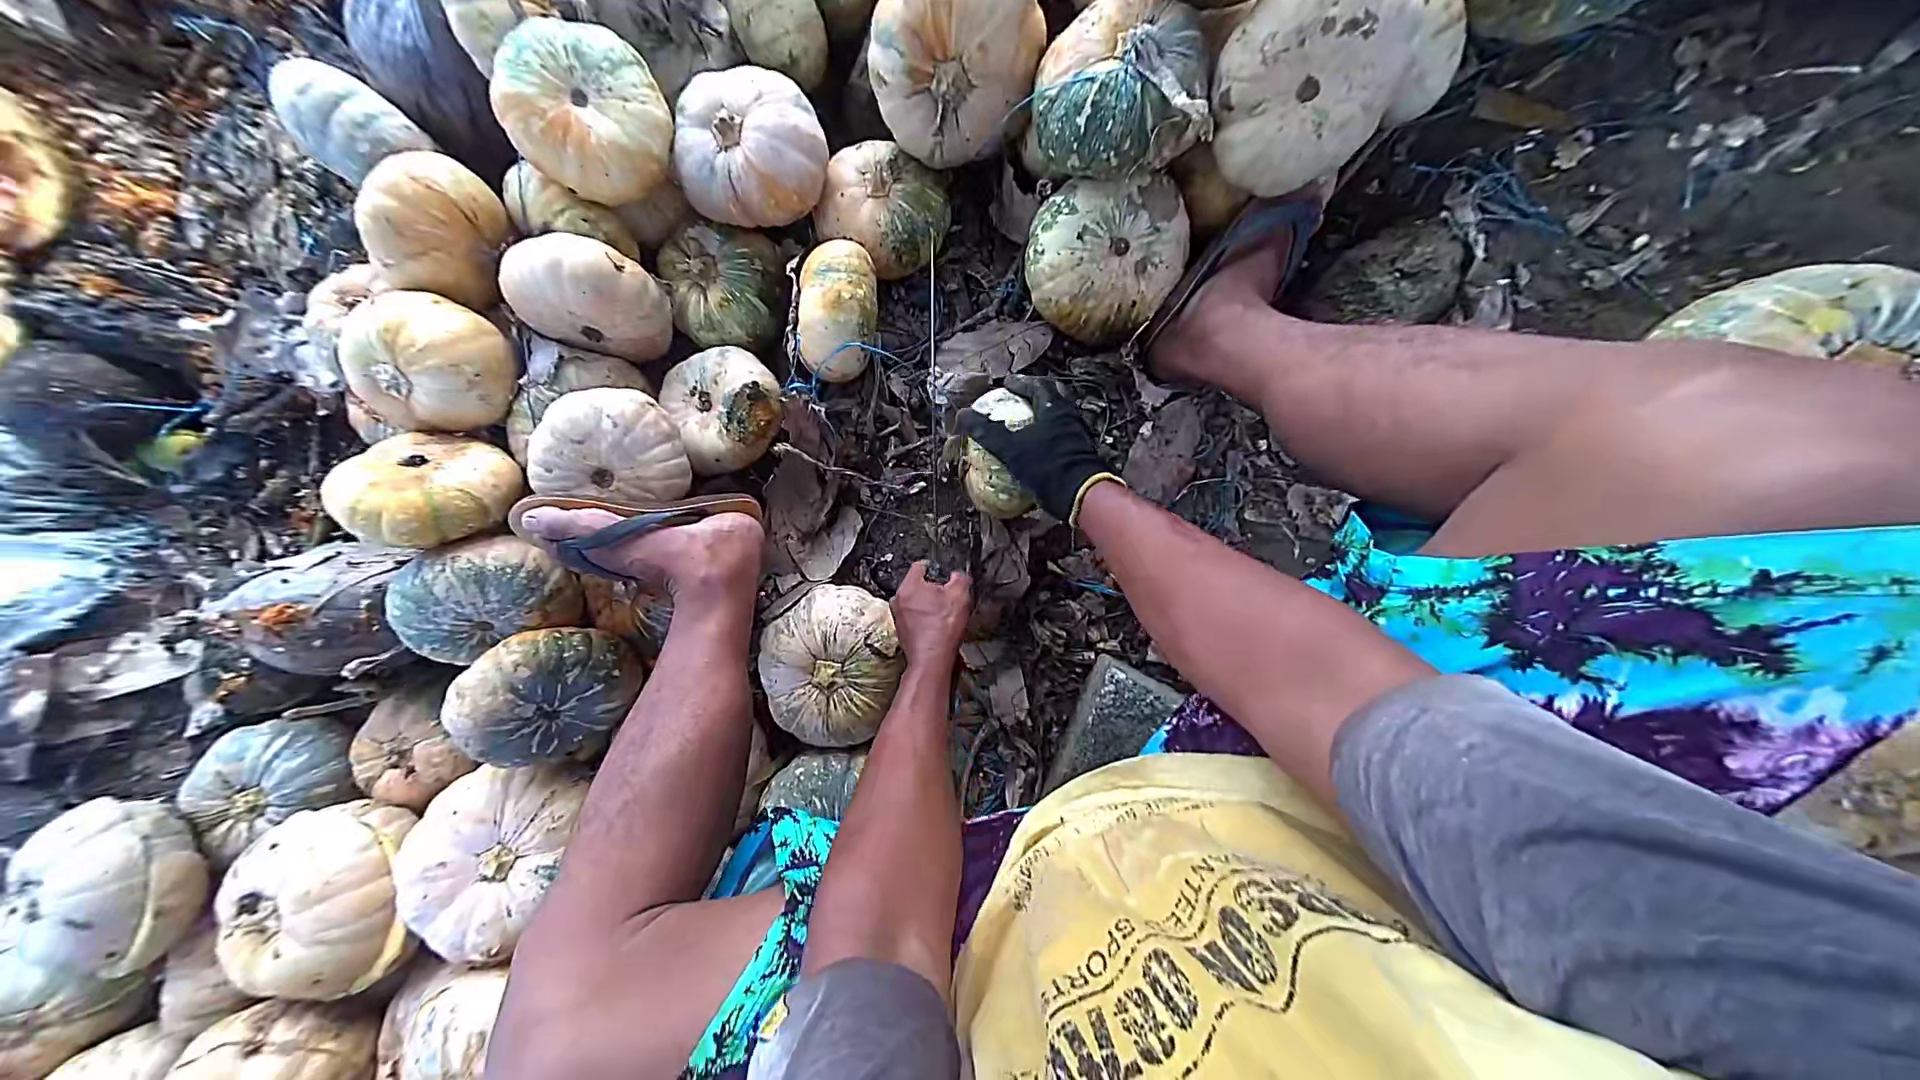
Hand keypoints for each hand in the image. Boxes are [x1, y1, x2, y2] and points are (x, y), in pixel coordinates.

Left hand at [891, 561, 971, 665]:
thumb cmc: (941, 631)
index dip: (938, 569)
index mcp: (909, 586)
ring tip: (945, 614)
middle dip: (935, 588)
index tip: (947, 576)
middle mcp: (899, 599)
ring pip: (917, 601)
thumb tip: (959, 576)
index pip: (922, 565)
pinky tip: (939, 626)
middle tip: (949, 598)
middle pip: (919, 584)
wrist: (932, 661)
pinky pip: (916, 616)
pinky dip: (926, 619)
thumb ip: (960, 578)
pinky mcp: (902, 629)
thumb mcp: (960, 596)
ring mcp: (899, 616)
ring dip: (931, 605)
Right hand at [957, 375, 1123, 525]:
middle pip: (1055, 395)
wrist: (1080, 493)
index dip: (1021, 383)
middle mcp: (1070, 416)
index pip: (1038, 386)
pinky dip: (1051, 432)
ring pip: (1062, 414)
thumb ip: (987, 431)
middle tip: (1023, 395)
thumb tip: (962, 415)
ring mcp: (1079, 434)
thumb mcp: (1011, 448)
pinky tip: (1041, 444)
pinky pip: (1064, 434)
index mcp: (1054, 408)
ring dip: (1046, 412)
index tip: (1008, 384)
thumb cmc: (1047, 466)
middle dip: (1038, 392)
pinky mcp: (1081, 452)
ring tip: (1030, 418)